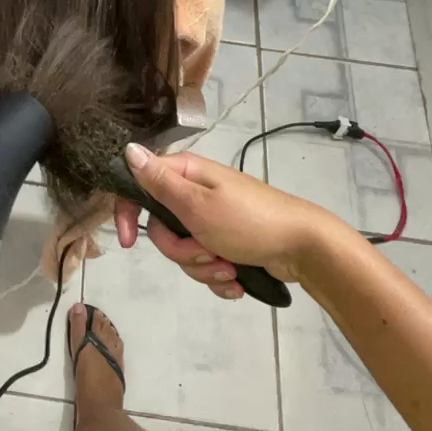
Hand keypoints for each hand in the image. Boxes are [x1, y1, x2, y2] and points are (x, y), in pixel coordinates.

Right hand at [113, 145, 348, 298]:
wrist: (304, 249)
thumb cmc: (248, 221)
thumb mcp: (197, 204)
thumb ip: (159, 182)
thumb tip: (128, 149)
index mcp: (186, 175)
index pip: (139, 185)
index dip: (127, 213)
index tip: (129, 241)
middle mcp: (195, 193)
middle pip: (162, 228)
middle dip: (180, 250)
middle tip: (204, 252)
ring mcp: (212, 220)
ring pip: (184, 250)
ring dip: (203, 267)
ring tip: (228, 268)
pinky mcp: (227, 244)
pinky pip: (206, 265)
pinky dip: (218, 277)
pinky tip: (236, 281)